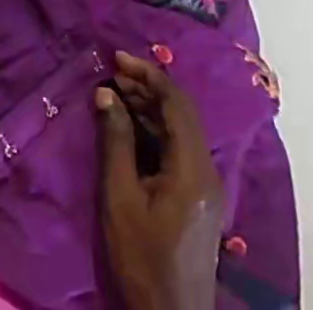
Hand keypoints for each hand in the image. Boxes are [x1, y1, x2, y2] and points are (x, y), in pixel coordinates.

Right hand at [98, 52, 224, 309]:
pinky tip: (127, 124)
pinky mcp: (196, 195)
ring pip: (179, 129)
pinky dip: (153, 128)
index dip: (149, 75)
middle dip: (147, 87)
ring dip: (148, 106)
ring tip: (113, 93)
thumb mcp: (119, 196)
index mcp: (192, 168)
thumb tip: (106, 94)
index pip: (176, 104)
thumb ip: (115, 141)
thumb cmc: (141, 255)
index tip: (117, 58)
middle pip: (181, 113)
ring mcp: (204, 184)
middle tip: (110, 74)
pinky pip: (176, 146)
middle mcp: (206, 170)